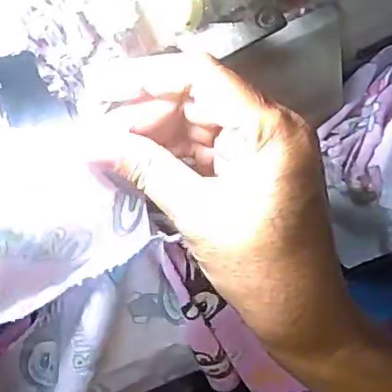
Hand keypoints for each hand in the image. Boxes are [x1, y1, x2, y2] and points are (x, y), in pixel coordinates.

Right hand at [88, 53, 362, 365]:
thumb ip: (143, 167)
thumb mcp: (196, 213)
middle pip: (195, 97)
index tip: (97, 86)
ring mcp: (262, 145)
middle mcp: (269, 124)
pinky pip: (205, 146)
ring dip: (151, 132)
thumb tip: (88, 142)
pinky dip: (170, 152)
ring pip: (196, 122)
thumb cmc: (258, 268)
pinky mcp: (252, 166)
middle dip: (142, 110)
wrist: (304, 315)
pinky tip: (134, 158)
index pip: (199, 75)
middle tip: (94, 127)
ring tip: (105, 144)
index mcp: (268, 127)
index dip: (143, 76)